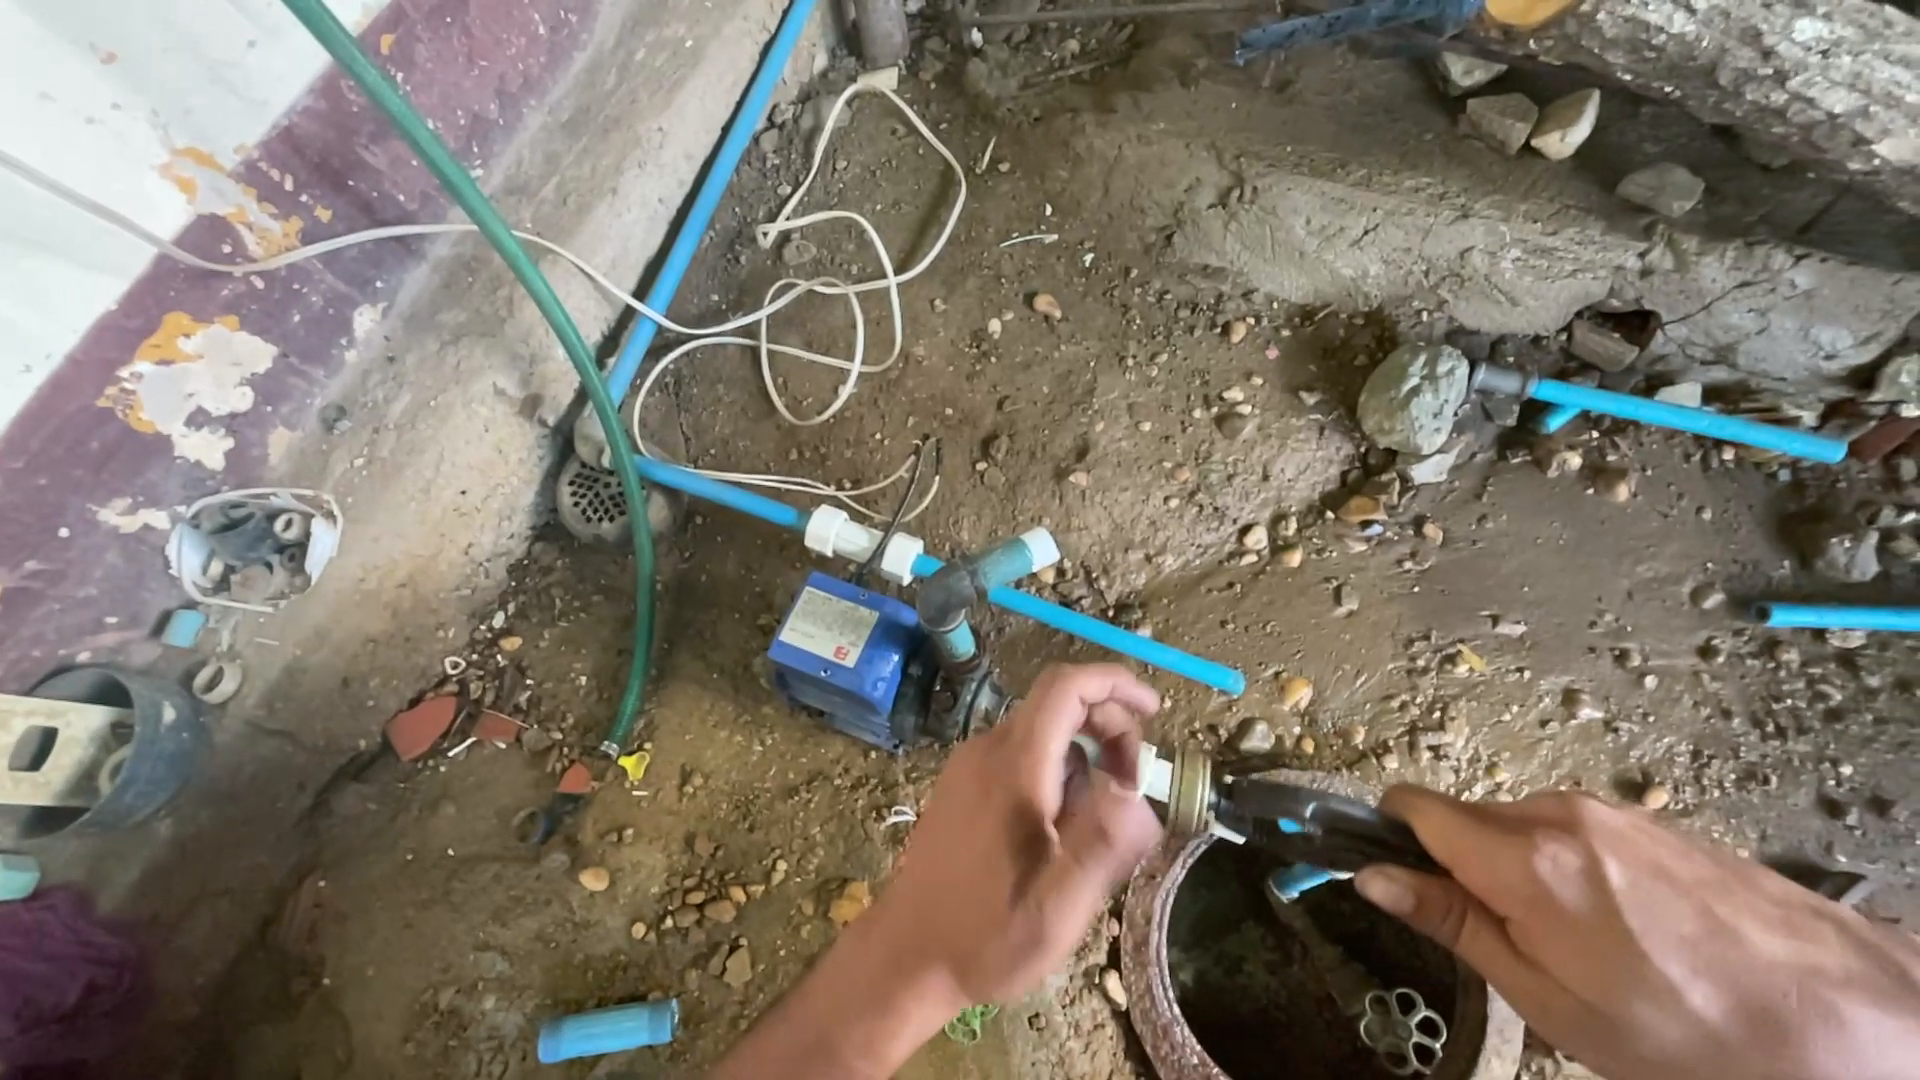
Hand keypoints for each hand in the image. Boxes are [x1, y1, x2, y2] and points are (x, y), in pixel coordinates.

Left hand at [712, 663, 1163, 1079]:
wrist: (904, 956)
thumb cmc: (983, 935)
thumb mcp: (1057, 907)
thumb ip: (1103, 845)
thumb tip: (1139, 794)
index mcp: (1014, 766)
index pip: (1065, 687)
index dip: (1115, 683)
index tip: (1155, 710)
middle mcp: (988, 750)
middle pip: (1059, 706)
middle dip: (1109, 731)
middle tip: (1134, 788)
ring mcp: (970, 766)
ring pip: (1043, 733)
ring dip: (1085, 758)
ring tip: (1100, 824)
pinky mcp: (963, 786)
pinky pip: (1022, 757)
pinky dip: (1057, 773)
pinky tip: (1062, 830)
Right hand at [1354, 787, 1919, 1079]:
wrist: (1863, 1027)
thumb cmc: (1686, 1034)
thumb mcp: (1549, 1000)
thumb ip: (1452, 922)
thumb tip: (1372, 876)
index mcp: (1522, 857)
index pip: (1411, 804)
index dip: (1391, 835)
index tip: (1402, 879)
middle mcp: (1556, 812)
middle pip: (1464, 816)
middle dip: (1464, 864)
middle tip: (1513, 938)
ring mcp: (1610, 810)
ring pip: (1519, 823)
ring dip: (1519, 865)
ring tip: (1582, 939)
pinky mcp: (1652, 818)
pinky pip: (1573, 827)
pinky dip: (1570, 863)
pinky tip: (1629, 924)